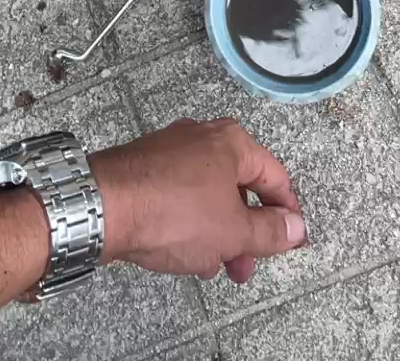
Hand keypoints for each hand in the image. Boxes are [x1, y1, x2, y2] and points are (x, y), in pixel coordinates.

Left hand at [89, 118, 304, 283]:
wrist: (105, 206)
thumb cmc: (170, 210)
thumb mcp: (233, 231)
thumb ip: (269, 232)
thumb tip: (293, 228)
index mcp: (232, 142)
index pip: (275, 176)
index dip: (286, 212)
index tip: (290, 238)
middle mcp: (203, 136)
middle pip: (239, 186)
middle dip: (246, 230)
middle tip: (246, 263)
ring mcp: (172, 148)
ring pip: (208, 193)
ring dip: (218, 230)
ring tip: (212, 264)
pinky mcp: (147, 164)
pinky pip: (181, 194)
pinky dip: (191, 220)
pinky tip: (185, 251)